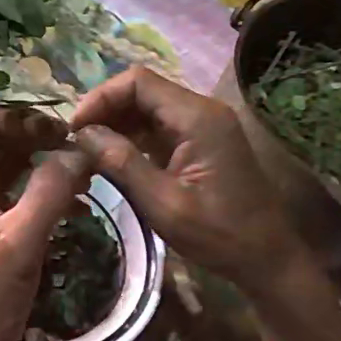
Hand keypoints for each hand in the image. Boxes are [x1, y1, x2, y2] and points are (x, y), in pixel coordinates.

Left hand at [0, 108, 90, 340]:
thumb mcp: (23, 237)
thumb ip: (51, 188)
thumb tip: (79, 150)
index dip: (28, 118)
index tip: (66, 130)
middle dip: (38, 138)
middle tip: (79, 150)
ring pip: (7, 163)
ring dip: (42, 161)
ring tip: (82, 170)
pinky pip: (11, 188)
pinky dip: (39, 185)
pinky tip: (72, 197)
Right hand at [70, 67, 307, 290]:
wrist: (265, 257)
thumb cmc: (217, 233)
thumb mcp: (162, 202)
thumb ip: (121, 162)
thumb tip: (82, 134)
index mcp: (197, 118)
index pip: (138, 82)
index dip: (100, 97)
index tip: (74, 128)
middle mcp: (200, 111)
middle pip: (140, 90)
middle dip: (103, 110)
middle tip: (75, 141)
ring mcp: (200, 125)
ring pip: (145, 107)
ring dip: (113, 123)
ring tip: (85, 151)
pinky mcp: (196, 142)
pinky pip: (154, 126)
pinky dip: (128, 137)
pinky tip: (108, 157)